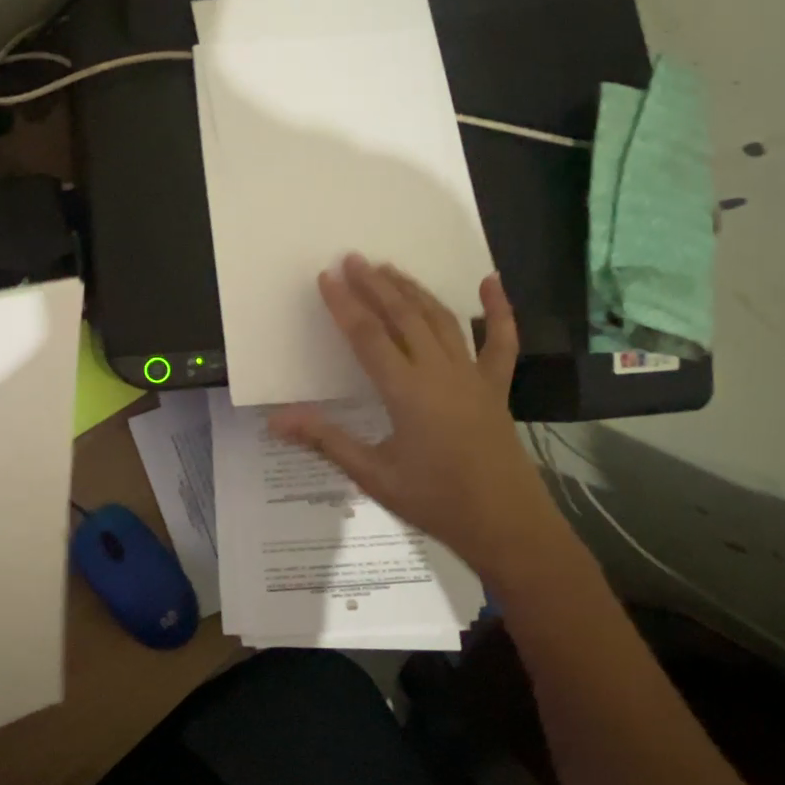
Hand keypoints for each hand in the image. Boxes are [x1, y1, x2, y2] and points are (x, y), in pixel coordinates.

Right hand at [268, 255, 568, 583]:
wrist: (508, 526)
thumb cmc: (436, 501)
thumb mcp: (373, 474)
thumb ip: (325, 440)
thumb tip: (276, 420)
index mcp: (407, 392)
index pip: (368, 336)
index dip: (344, 304)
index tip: (326, 277)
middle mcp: (440, 373)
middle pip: (403, 317)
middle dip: (376, 286)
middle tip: (354, 258)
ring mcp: (473, 376)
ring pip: (441, 320)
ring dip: (414, 291)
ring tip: (390, 269)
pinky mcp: (496, 388)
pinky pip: (501, 342)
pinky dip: (499, 311)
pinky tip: (491, 283)